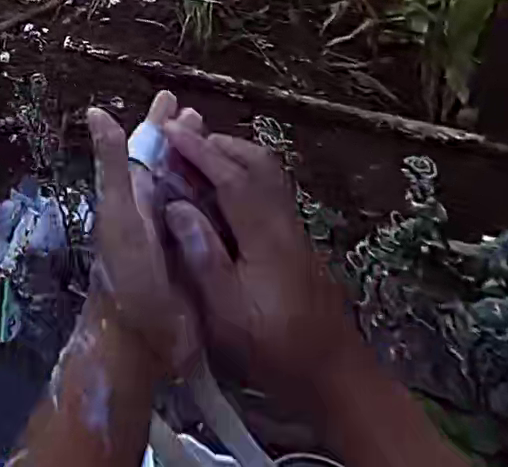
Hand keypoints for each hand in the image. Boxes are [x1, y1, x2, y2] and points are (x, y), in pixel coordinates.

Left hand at [84, 91, 204, 378]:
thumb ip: (112, 164)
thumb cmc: (126, 274)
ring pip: (190, 189)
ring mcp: (177, 234)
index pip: (147, 147)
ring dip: (203, 167)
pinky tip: (237, 196)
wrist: (145, 344)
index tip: (171, 97)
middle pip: (171, 164)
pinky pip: (210, 220)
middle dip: (184, 139)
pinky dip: (220, 203)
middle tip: (201, 116)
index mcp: (134, 193)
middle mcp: (154, 208)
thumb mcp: (117, 213)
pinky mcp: (199, 258)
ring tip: (221, 147)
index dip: (159, 122)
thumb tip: (95, 111)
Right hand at [158, 124, 354, 397]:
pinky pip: (268, 185)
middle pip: (256, 162)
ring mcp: (294, 228)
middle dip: (215, 143)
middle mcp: (284, 222)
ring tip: (194, 159)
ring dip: (230, 154)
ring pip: (266, 171)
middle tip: (177, 142)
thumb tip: (176, 206)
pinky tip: (219, 189)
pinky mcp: (296, 237)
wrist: (338, 379)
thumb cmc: (276, 351)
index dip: (198, 150)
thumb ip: (203, 258)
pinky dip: (241, 170)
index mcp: (265, 237)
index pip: (232, 178)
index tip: (169, 129)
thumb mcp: (229, 315)